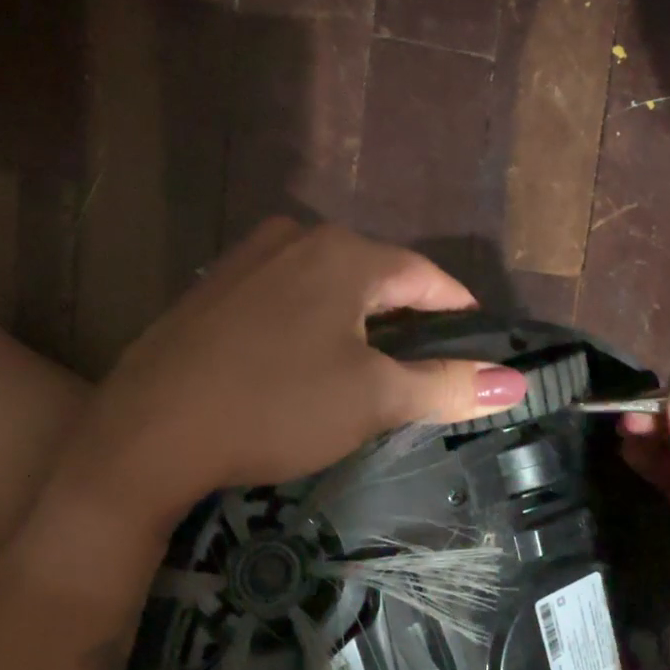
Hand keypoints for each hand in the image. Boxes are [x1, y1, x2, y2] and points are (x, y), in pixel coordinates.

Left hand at [76, 220, 527, 520]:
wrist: (151, 430)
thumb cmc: (275, 409)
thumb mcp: (371, 400)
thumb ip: (446, 385)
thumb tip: (518, 383)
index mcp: (344, 254)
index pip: (426, 277)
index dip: (457, 313)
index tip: (474, 347)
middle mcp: (294, 239)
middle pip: (373, 277)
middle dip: (401, 320)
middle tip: (416, 372)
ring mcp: (244, 261)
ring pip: (323, 288)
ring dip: (350, 324)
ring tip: (360, 373)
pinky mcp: (209, 292)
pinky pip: (279, 302)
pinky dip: (303, 328)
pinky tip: (295, 367)